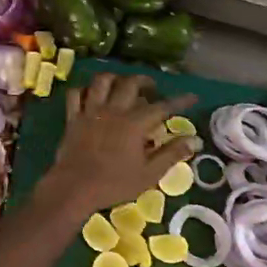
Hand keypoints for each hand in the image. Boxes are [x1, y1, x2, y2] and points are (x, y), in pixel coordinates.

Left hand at [32, 72, 195, 224]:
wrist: (74, 188)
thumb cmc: (114, 184)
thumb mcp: (148, 174)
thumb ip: (171, 154)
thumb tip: (194, 140)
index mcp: (134, 124)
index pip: (162, 107)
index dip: (179, 101)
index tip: (192, 97)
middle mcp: (113, 110)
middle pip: (130, 83)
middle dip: (145, 81)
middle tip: (152, 89)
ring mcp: (90, 111)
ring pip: (102, 81)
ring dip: (115, 78)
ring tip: (122, 84)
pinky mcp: (73, 117)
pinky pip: (76, 94)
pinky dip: (85, 89)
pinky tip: (92, 94)